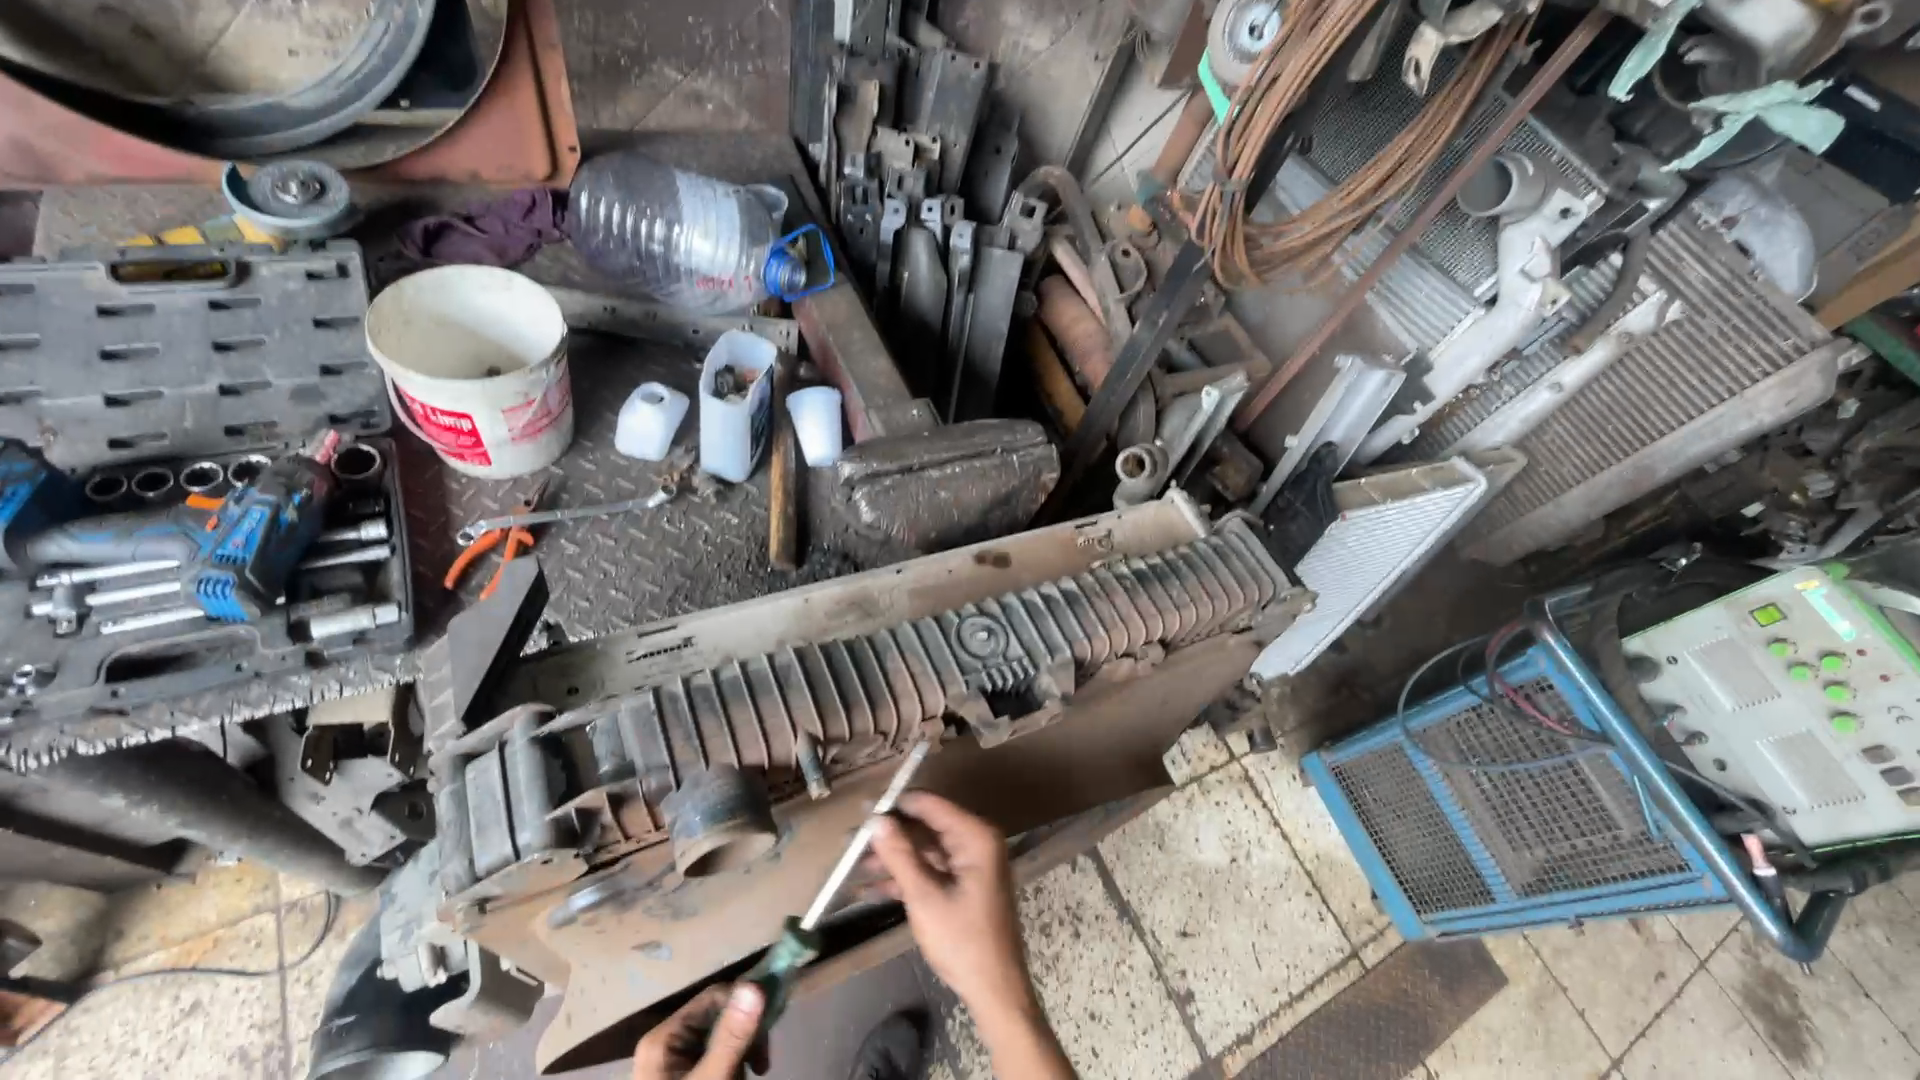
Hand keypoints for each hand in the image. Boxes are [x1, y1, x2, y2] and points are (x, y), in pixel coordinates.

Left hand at [632, 983, 765, 1079]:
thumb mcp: (711, 1078)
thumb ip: (731, 1036)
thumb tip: (755, 985)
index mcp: (663, 1036)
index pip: (712, 998)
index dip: (744, 1006)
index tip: (769, 1027)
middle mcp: (667, 1041)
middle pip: (718, 1017)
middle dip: (745, 1036)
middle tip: (761, 1064)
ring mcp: (676, 1059)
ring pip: (722, 1036)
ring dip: (742, 1052)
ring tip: (752, 1072)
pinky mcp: (686, 1072)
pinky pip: (716, 1054)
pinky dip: (734, 1062)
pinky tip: (740, 1076)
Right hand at [867, 792, 1034, 1015]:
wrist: (994, 988)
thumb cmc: (962, 940)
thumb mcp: (924, 896)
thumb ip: (899, 854)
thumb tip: (876, 819)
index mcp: (975, 836)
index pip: (929, 804)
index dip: (895, 804)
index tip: (861, 808)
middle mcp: (975, 842)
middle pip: (924, 827)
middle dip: (888, 835)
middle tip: (849, 840)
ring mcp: (969, 864)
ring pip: (923, 850)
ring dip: (890, 859)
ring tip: (849, 864)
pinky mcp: (962, 885)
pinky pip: (929, 871)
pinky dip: (903, 878)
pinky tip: (868, 889)